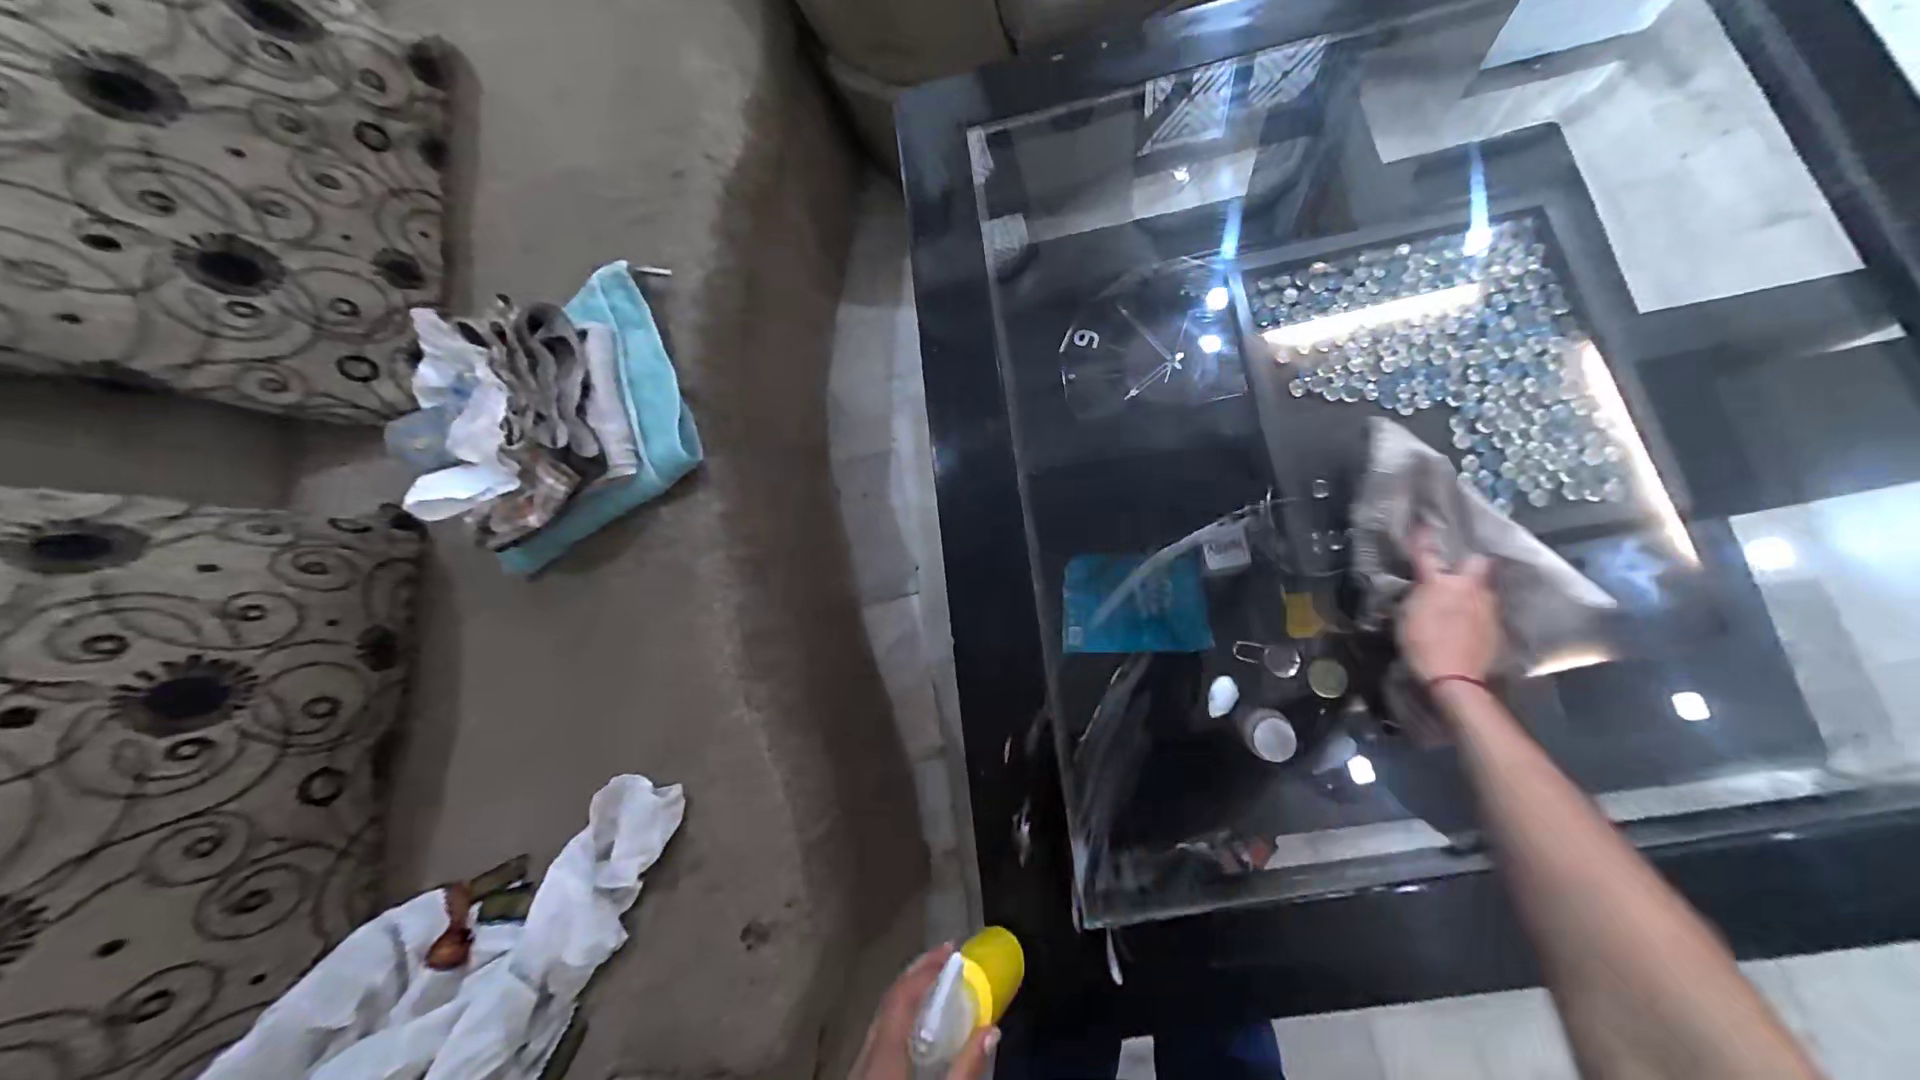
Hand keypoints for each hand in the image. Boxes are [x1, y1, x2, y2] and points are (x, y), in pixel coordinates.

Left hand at [848, 944, 996, 1079]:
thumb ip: (966, 1070)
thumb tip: (992, 1028)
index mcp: (884, 1056)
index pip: (903, 995)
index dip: (926, 967)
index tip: (952, 949)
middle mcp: (866, 1055)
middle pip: (889, 1000)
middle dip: (918, 975)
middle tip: (947, 960)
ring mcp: (858, 1069)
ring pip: (882, 1017)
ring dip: (909, 995)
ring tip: (937, 986)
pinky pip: (880, 1034)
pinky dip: (901, 1018)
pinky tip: (918, 1029)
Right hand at [1397, 529, 1501, 684]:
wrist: (1455, 678)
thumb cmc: (1422, 642)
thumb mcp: (1407, 614)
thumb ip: (1418, 594)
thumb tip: (1423, 584)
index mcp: (1445, 583)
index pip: (1428, 554)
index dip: (1423, 539)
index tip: (1421, 525)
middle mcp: (1473, 590)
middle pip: (1478, 564)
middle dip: (1468, 563)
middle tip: (1454, 570)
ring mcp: (1490, 610)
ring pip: (1483, 589)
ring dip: (1472, 591)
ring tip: (1457, 602)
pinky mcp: (1497, 630)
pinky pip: (1485, 612)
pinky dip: (1476, 613)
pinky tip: (1464, 625)